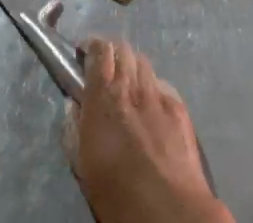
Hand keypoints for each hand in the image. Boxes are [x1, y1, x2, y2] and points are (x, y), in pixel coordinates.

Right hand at [67, 38, 230, 222]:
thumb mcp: (82, 164)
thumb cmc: (116, 191)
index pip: (99, 51)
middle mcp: (131, 88)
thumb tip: (74, 107)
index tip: (84, 52)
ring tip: (127, 84)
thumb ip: (74, 129)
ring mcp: (158, 95)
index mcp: (103, 98)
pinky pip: (162, 84)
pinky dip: (152, 86)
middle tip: (104, 67)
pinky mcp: (179, 107)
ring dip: (132, 67)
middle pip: (124, 49)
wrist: (168, 207)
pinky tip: (150, 104)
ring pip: (144, 63)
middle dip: (112, 52)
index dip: (91, 46)